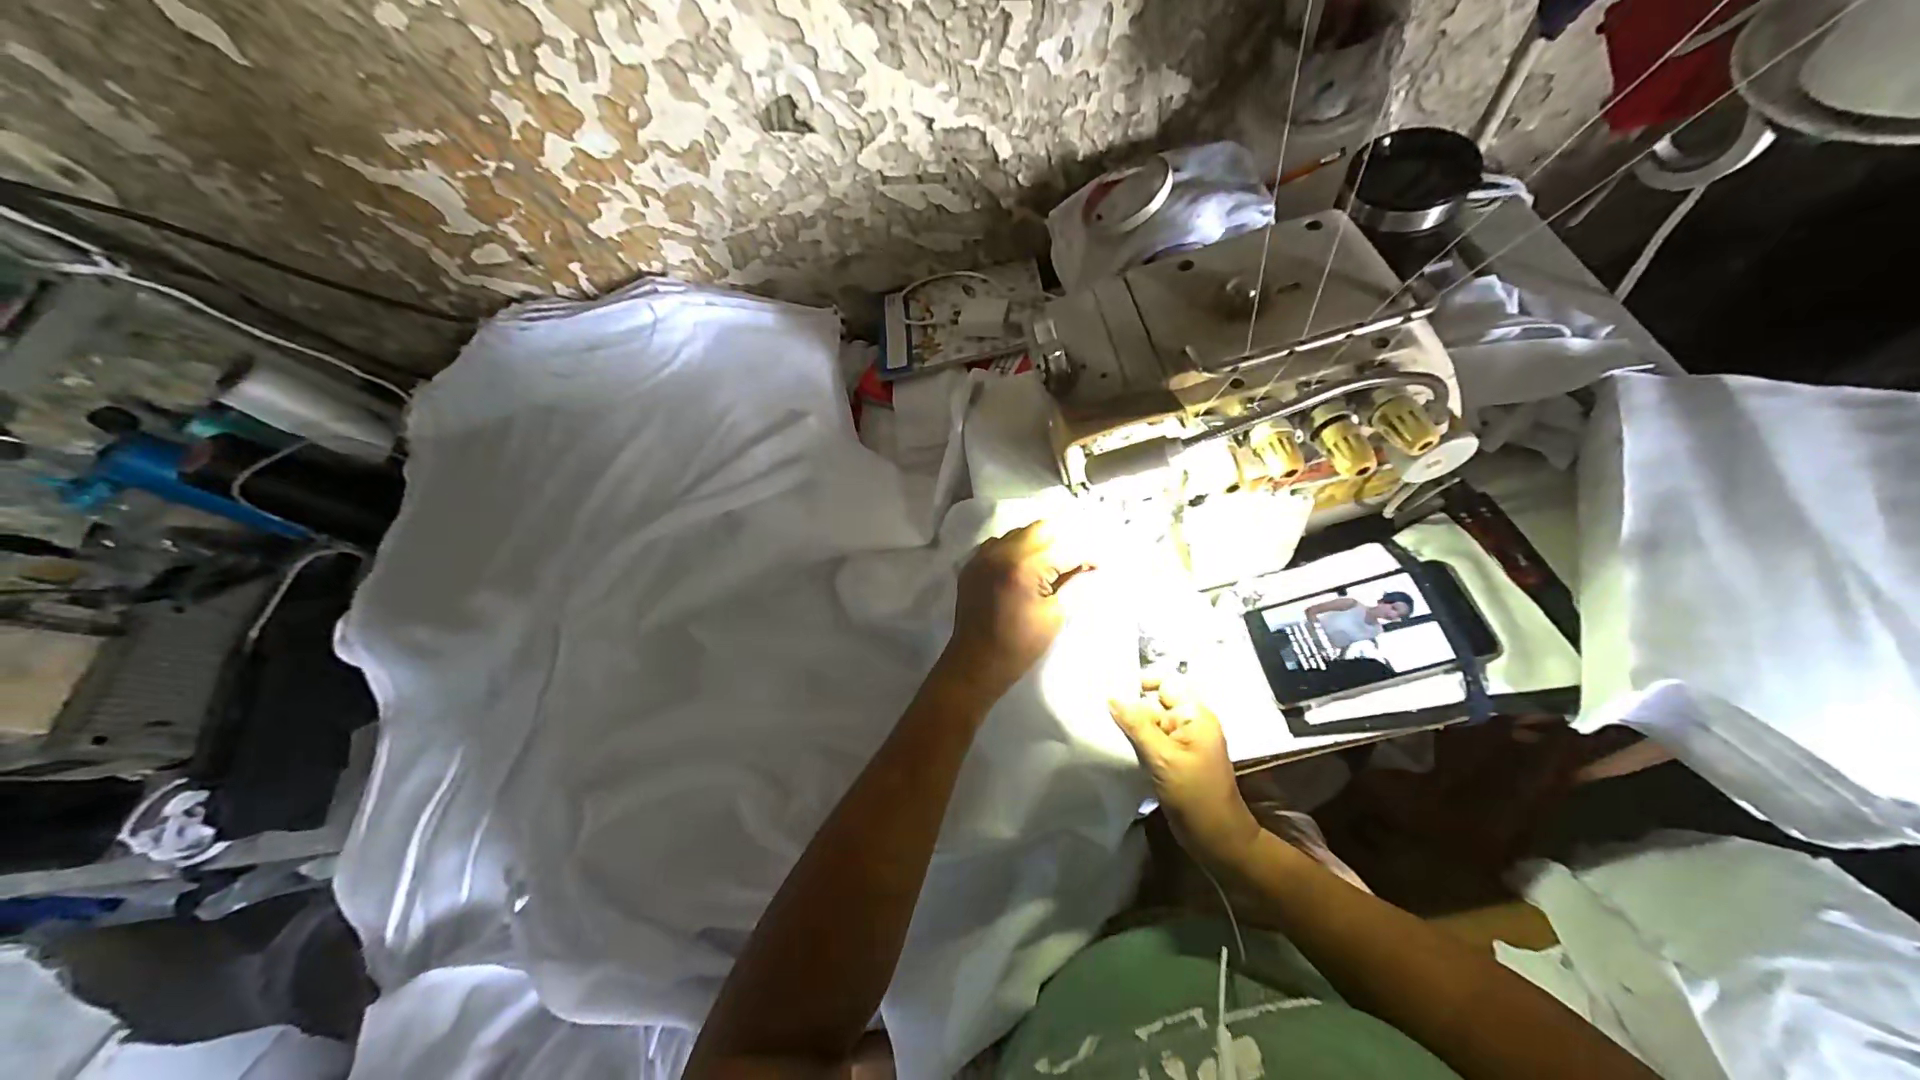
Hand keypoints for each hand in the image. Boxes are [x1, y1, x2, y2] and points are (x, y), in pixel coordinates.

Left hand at [938, 521, 1092, 703]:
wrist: (977, 661)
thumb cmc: (1021, 644)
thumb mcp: (1055, 614)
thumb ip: (1073, 583)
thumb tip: (1091, 565)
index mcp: (1024, 566)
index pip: (1064, 549)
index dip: (1084, 556)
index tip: (1096, 565)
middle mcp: (1001, 552)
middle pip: (1041, 529)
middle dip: (1061, 543)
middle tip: (1072, 564)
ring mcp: (983, 556)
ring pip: (1019, 533)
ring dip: (1037, 544)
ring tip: (1048, 567)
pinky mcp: (972, 564)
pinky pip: (999, 543)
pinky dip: (1014, 550)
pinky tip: (1023, 570)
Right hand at [1110, 680, 1260, 866]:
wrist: (1216, 838)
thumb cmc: (1195, 794)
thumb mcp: (1164, 757)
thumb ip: (1138, 724)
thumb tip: (1112, 697)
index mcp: (1195, 715)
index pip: (1167, 683)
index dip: (1142, 682)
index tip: (1112, 688)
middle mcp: (1188, 724)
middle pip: (1155, 702)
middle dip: (1130, 704)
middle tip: (1097, 706)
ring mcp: (1180, 743)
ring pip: (1149, 722)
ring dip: (1129, 725)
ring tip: (1100, 724)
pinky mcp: (1171, 760)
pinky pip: (1149, 741)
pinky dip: (1133, 742)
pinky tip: (1112, 745)